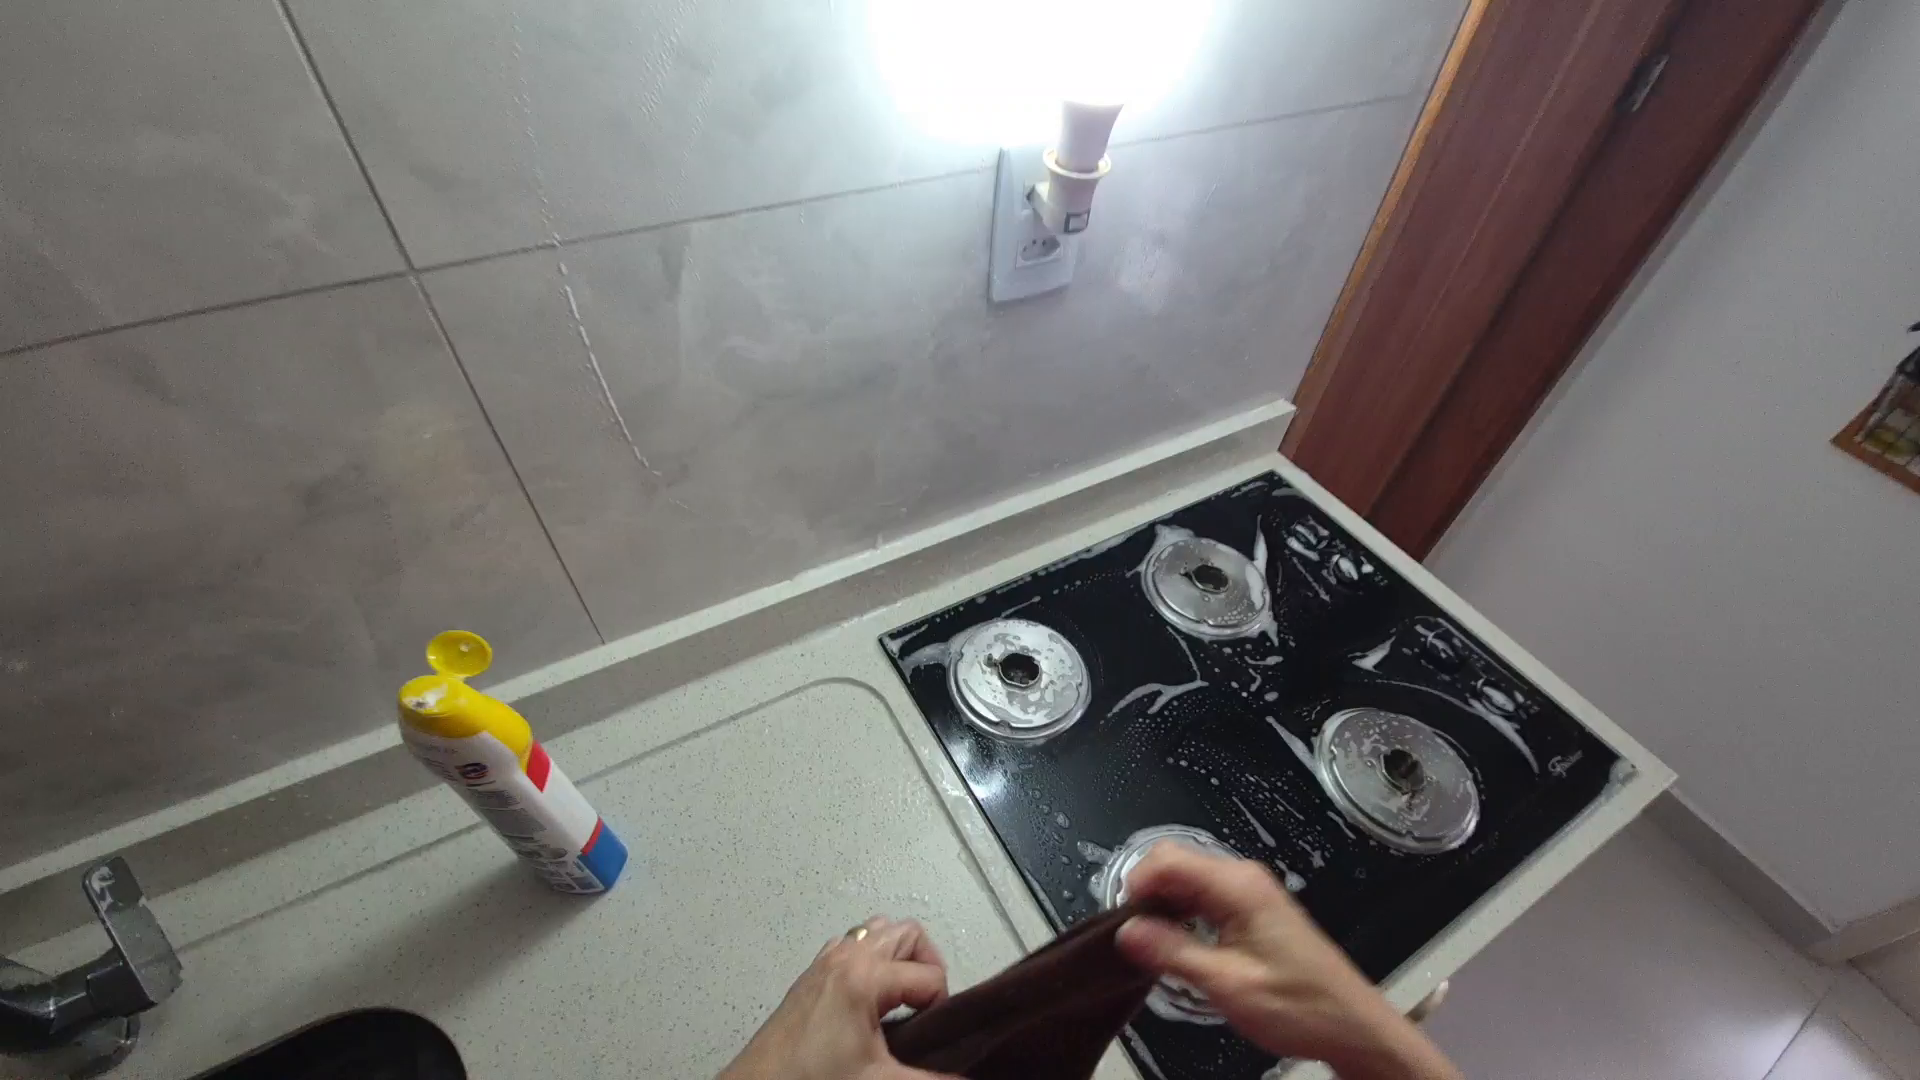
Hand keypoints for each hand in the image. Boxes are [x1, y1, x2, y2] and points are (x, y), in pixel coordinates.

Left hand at [717, 915, 960, 1079]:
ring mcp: (827, 959)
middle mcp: (848, 953)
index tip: (933, 1041)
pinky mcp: (813, 972)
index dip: (941, 1007)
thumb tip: (967, 1079)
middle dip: (927, 967)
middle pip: (908, 933)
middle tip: (926, 1012)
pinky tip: (870, 1004)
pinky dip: (872, 961)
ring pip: (880, 931)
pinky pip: (855, 945)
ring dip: (899, 958)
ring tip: (901, 1004)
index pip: (929, 975)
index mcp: (866, 974)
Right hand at [1115, 845, 1462, 1079]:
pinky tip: (1181, 945)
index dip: (1137, 884)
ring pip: (1185, 879)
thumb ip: (1172, 953)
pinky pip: (1202, 894)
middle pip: (1174, 864)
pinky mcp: (1250, 906)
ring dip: (1164, 907)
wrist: (1355, 1028)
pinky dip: (1183, 913)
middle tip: (1136, 938)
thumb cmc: (1300, 1006)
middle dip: (1148, 895)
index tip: (1124, 921)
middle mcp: (1241, 877)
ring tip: (1156, 947)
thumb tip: (1126, 930)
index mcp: (1236, 885)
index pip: (1167, 859)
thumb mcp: (1228, 985)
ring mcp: (1247, 889)